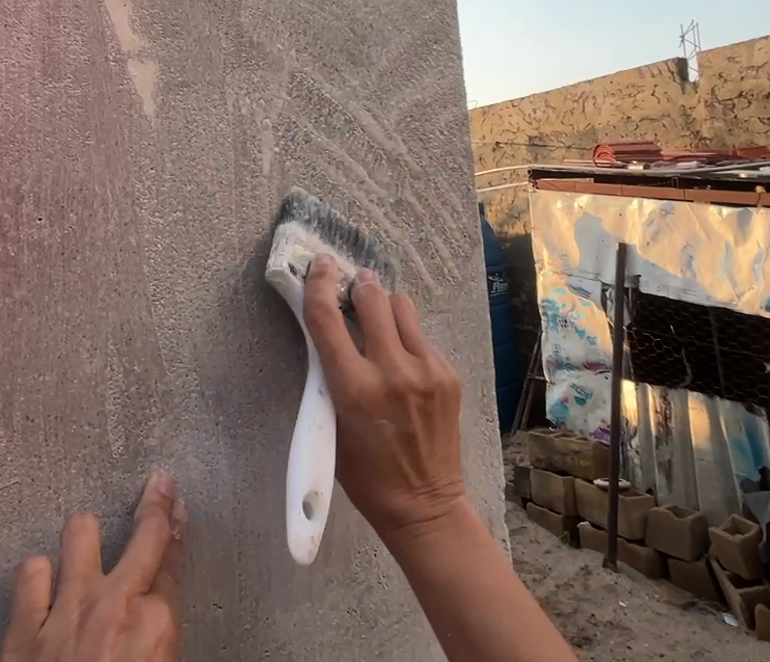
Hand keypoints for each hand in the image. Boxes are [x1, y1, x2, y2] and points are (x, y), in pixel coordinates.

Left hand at [1, 472, 188, 661]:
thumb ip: (161, 640)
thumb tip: (159, 624)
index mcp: (156, 627)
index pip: (174, 563)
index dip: (178, 532)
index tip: (177, 510)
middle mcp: (115, 606)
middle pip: (145, 536)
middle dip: (155, 505)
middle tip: (159, 486)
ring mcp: (66, 611)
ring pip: (80, 534)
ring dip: (86, 538)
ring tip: (87, 540)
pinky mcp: (23, 629)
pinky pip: (29, 572)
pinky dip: (37, 576)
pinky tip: (43, 581)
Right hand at [304, 255, 468, 541]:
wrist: (424, 506)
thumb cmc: (364, 474)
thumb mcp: (331, 424)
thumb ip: (329, 374)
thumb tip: (328, 327)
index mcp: (354, 388)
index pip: (328, 317)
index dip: (320, 284)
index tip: (320, 264)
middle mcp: (393, 371)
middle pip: (373, 297)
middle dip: (359, 287)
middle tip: (351, 289)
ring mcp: (427, 371)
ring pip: (402, 306)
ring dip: (385, 307)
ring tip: (378, 324)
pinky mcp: (449, 375)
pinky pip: (421, 335)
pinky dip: (406, 337)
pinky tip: (401, 360)